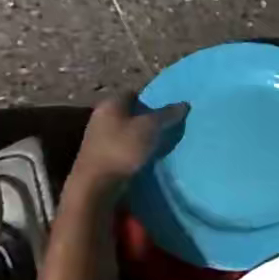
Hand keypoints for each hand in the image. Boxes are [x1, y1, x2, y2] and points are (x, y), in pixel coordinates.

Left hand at [70, 95, 185, 195]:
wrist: (95, 186)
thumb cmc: (122, 149)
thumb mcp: (150, 128)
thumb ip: (167, 114)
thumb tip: (184, 104)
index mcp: (110, 103)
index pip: (134, 93)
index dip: (152, 99)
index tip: (168, 109)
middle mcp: (101, 117)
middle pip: (130, 113)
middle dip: (148, 119)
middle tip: (168, 126)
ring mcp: (97, 138)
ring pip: (126, 132)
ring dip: (141, 137)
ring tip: (161, 144)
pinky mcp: (99, 158)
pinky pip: (122, 148)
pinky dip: (134, 151)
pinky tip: (147, 158)